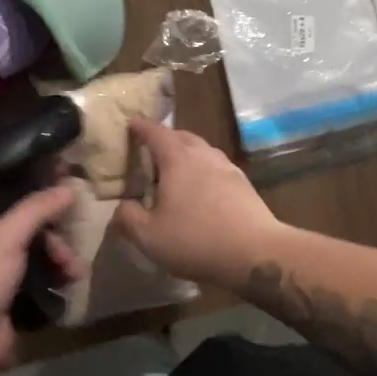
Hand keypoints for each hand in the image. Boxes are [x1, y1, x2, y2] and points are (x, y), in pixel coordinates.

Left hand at [0, 183, 83, 375]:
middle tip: (71, 247)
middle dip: (54, 234)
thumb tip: (71, 184)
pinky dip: (54, 276)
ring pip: (36, 250)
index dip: (38, 186)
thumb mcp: (7, 235)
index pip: (9, 190)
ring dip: (59, 257)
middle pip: (28, 223)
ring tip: (74, 273)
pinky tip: (70, 282)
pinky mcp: (7, 295)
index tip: (67, 182)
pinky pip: (37, 276)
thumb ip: (39, 207)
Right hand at [110, 117, 284, 286]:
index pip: (155, 132)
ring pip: (201, 150)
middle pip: (180, 136)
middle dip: (164, 139)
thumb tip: (121, 206)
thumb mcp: (149, 236)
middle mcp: (202, 153)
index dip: (141, 127)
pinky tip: (201, 191)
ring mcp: (226, 166)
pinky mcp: (243, 183)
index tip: (131, 123)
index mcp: (177, 158)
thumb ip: (128, 218)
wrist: (255, 252)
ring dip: (186, 154)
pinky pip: (216, 166)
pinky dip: (203, 170)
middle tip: (151, 153)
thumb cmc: (196, 239)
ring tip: (175, 173)